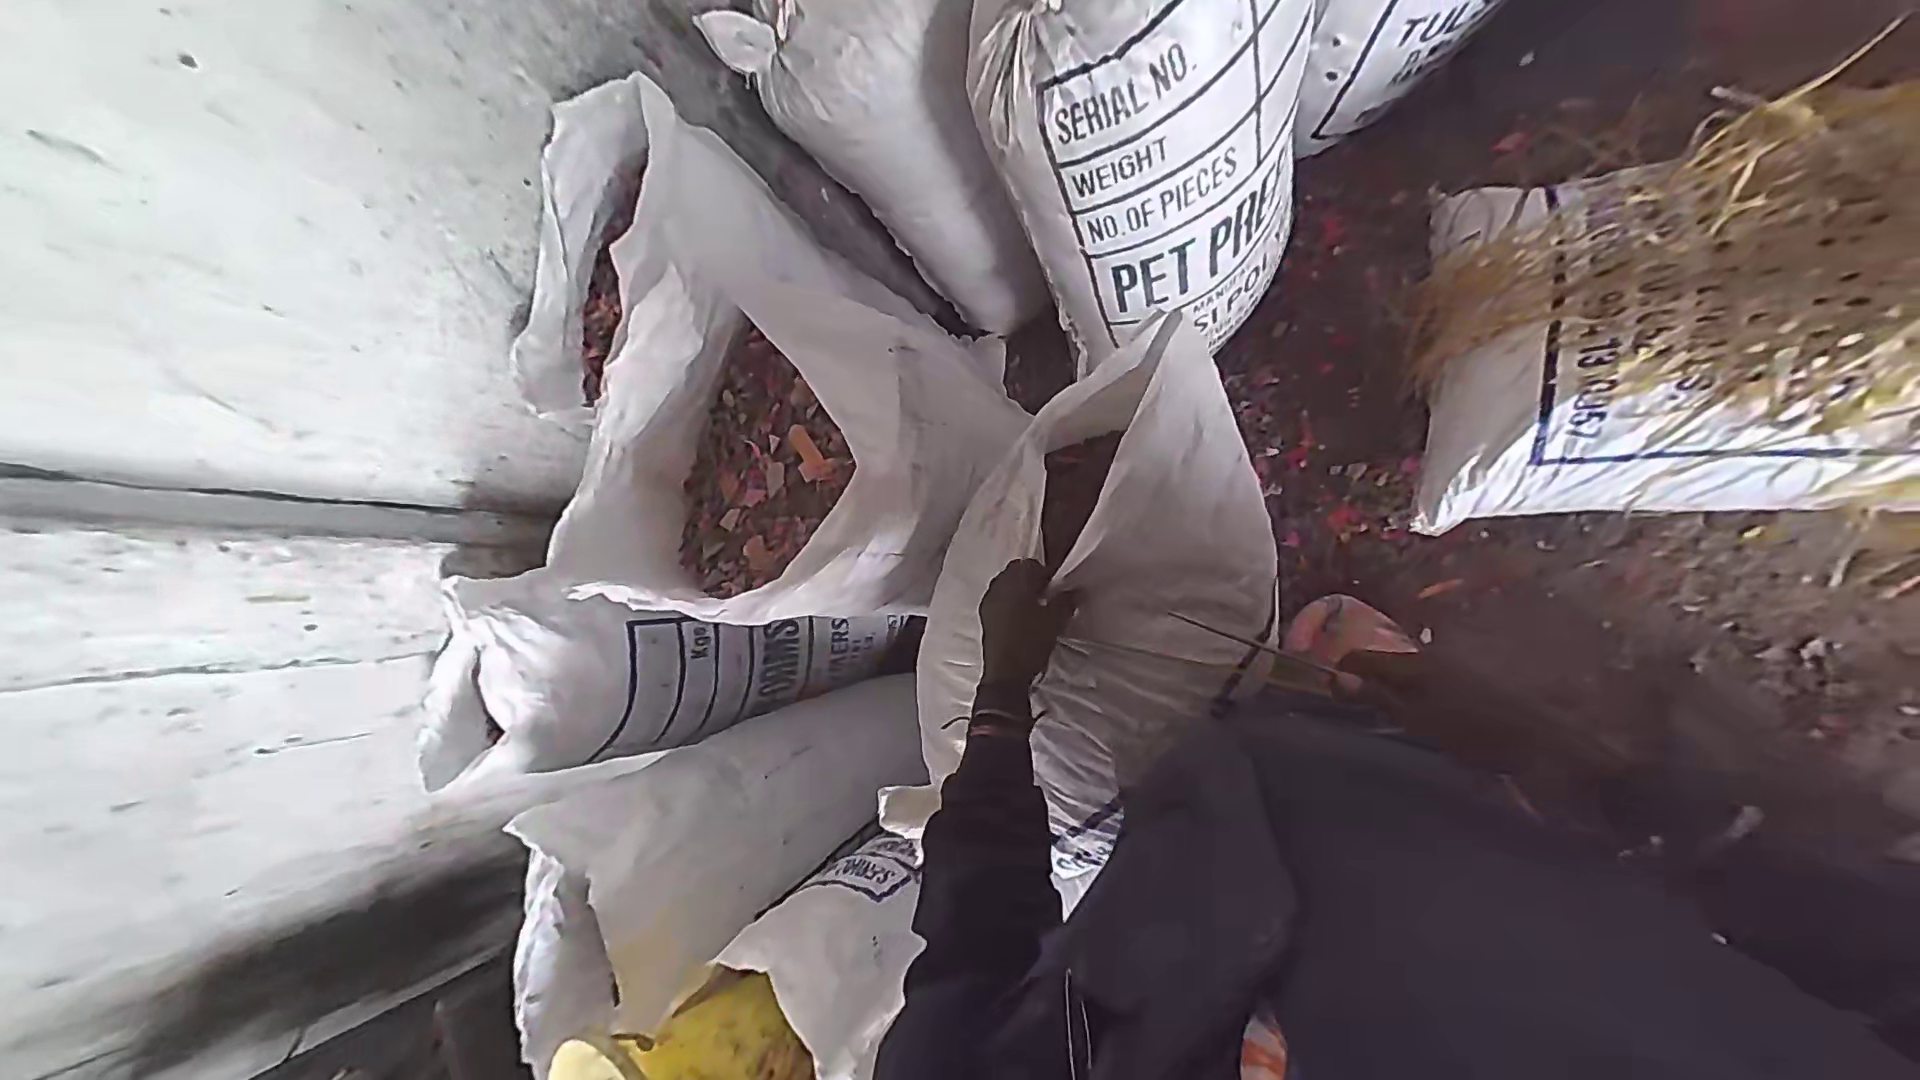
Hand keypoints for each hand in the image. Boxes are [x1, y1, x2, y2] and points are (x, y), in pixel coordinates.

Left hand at [978, 559, 1076, 689]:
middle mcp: (998, 586)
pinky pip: (998, 599)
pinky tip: (1020, 617)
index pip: (1030, 564)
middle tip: (1045, 595)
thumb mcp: (1056, 621)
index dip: (1045, 573)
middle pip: (1015, 571)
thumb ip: (1066, 601)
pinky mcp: (984, 616)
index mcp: (1016, 582)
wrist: (1006, 673)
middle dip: (1030, 579)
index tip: (1055, 586)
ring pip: (1005, 585)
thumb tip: (1074, 591)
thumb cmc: (1031, 642)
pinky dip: (1008, 602)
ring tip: (1033, 607)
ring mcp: (988, 601)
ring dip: (1018, 590)